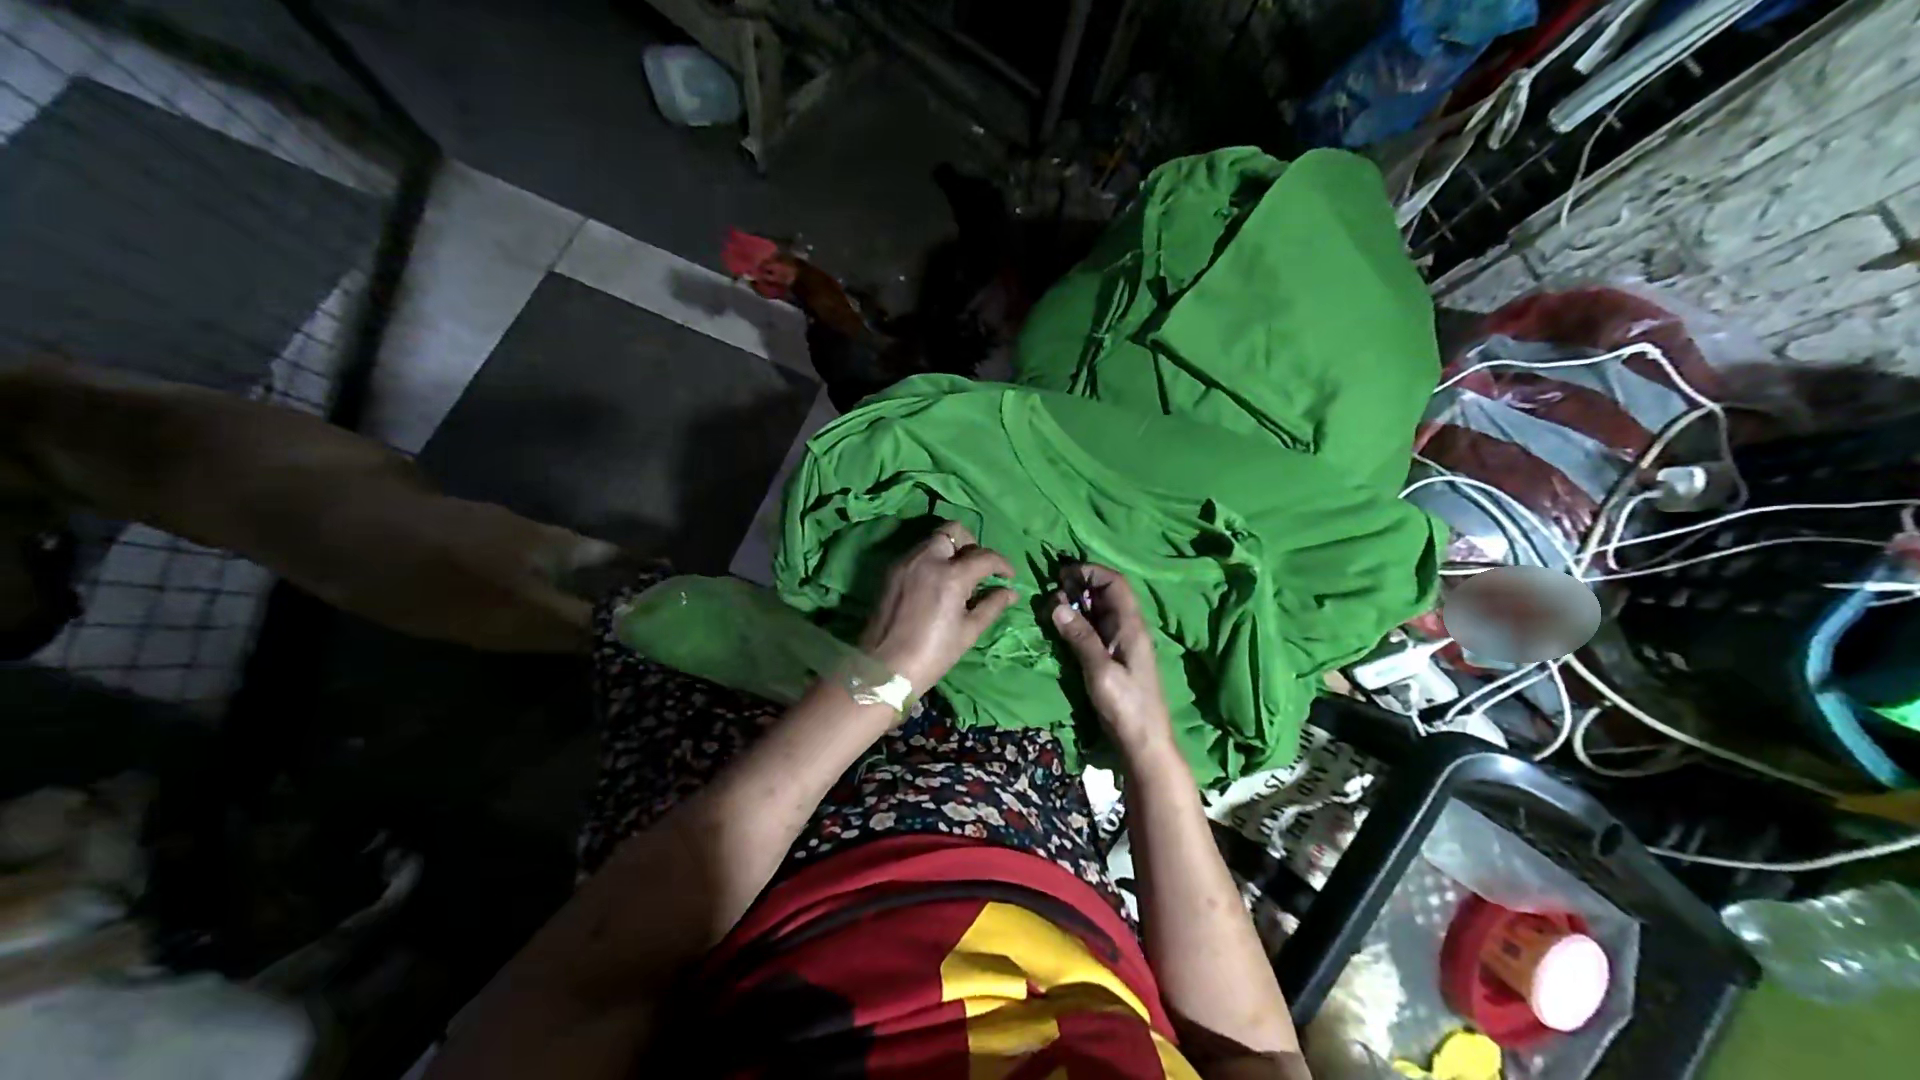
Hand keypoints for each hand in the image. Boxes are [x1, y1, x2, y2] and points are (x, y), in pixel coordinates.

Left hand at [859, 521, 1018, 690]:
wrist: (884, 668)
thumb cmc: (933, 655)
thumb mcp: (968, 632)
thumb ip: (992, 605)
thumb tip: (1011, 592)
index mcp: (950, 575)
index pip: (984, 556)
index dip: (1002, 564)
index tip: (1008, 576)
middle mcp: (927, 559)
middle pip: (954, 531)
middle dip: (972, 544)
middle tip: (979, 568)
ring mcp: (905, 562)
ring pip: (933, 540)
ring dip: (951, 550)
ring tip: (958, 575)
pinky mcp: (891, 571)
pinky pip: (917, 553)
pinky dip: (932, 559)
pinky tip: (937, 582)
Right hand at [1048, 563, 1175, 757]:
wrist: (1143, 742)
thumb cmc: (1126, 706)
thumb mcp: (1100, 670)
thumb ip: (1080, 636)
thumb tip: (1057, 604)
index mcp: (1131, 626)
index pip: (1115, 584)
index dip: (1091, 572)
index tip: (1063, 573)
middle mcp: (1127, 629)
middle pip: (1106, 594)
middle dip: (1080, 585)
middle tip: (1053, 588)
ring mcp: (1120, 643)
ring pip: (1098, 611)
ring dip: (1077, 603)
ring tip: (1051, 605)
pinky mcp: (1112, 658)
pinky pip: (1094, 629)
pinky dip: (1077, 622)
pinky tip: (1061, 625)